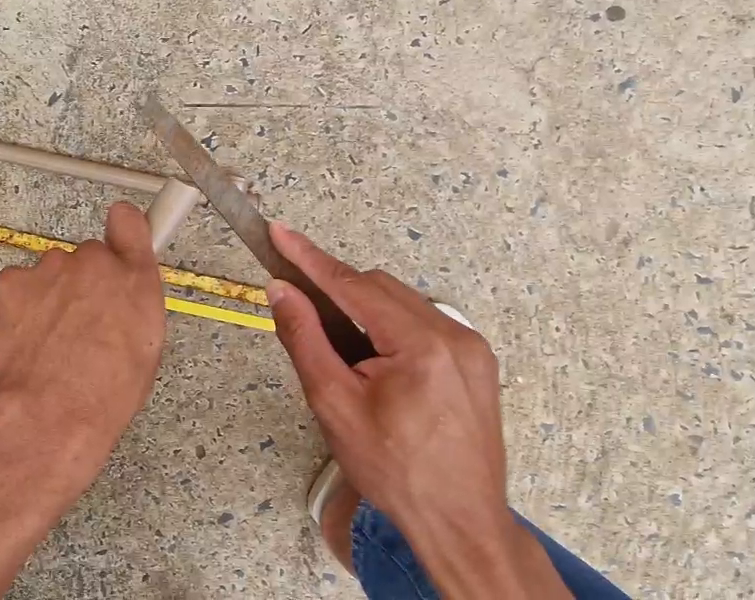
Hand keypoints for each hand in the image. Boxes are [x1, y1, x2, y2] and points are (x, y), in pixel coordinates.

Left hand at [0, 202, 166, 458]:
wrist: (55, 408)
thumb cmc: (106, 391)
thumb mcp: (146, 348)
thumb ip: (134, 303)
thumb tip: (123, 295)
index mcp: (135, 278)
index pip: (127, 221)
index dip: (121, 229)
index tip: (119, 236)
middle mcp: (93, 261)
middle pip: (85, 259)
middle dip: (83, 283)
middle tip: (82, 324)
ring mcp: (50, 267)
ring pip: (50, 274)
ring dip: (51, 296)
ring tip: (54, 342)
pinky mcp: (13, 279)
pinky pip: (19, 285)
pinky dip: (21, 306)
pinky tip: (30, 338)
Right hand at [268, 222, 566, 597]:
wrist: (460, 523)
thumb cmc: (393, 469)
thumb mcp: (333, 403)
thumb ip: (304, 337)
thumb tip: (281, 289)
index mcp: (420, 345)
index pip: (352, 284)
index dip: (308, 257)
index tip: (278, 232)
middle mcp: (454, 335)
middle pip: (378, 286)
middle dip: (336, 288)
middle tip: (299, 305)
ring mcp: (471, 348)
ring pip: (400, 301)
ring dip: (362, 307)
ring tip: (338, 346)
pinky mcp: (476, 362)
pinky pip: (421, 321)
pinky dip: (387, 324)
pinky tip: (371, 357)